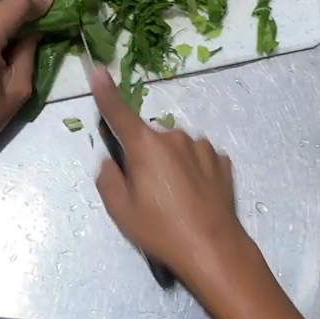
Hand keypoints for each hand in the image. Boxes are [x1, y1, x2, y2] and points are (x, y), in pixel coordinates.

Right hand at [90, 64, 253, 282]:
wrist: (213, 247)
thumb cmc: (160, 230)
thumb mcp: (120, 210)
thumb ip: (108, 178)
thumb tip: (112, 161)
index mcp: (145, 146)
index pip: (119, 113)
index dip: (106, 93)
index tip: (98, 71)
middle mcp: (174, 137)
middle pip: (149, 139)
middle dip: (144, 157)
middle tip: (147, 194)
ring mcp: (201, 147)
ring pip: (175, 149)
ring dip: (170, 165)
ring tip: (175, 200)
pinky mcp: (221, 160)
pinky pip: (197, 159)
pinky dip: (192, 172)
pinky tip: (194, 197)